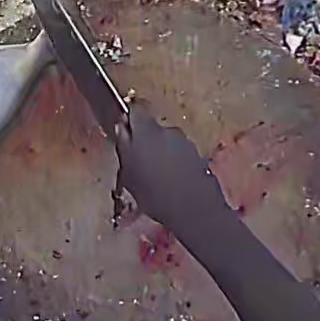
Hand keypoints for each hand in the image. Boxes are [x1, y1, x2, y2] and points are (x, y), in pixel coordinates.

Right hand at [115, 104, 230, 231]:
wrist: (195, 211)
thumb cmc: (154, 192)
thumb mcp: (129, 172)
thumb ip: (123, 145)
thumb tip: (121, 127)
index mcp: (147, 131)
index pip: (136, 109)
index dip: (129, 117)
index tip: (124, 132)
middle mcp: (168, 131)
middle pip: (152, 128)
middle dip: (145, 141)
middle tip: (139, 164)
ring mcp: (186, 143)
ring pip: (167, 142)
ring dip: (161, 153)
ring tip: (157, 177)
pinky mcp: (198, 156)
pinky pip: (180, 154)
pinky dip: (175, 163)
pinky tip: (172, 182)